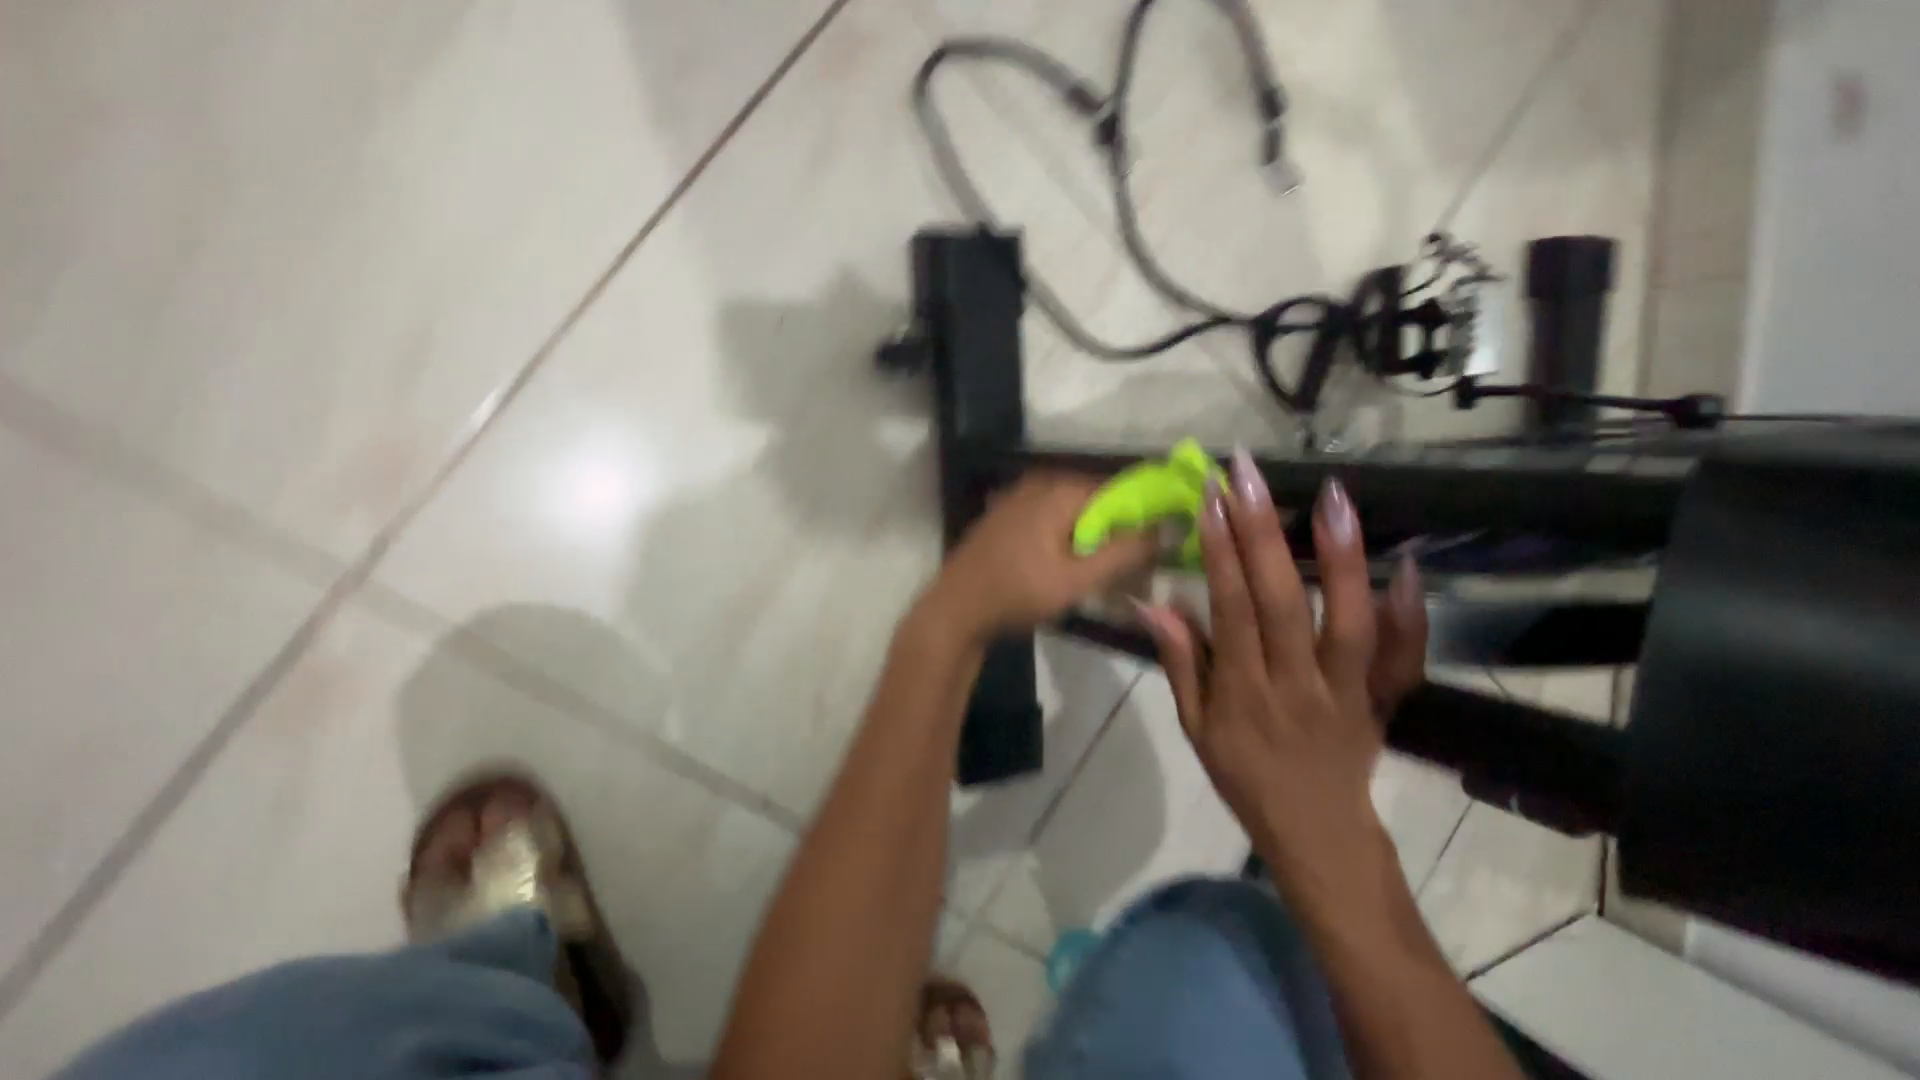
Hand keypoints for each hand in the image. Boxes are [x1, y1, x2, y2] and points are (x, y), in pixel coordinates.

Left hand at [922, 472, 1158, 643]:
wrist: (954, 610)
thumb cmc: (1017, 593)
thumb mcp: (1077, 579)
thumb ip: (1126, 553)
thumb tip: (1172, 529)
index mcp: (1060, 490)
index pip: (1121, 491)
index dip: (1144, 516)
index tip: (1161, 546)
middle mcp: (1040, 483)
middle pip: (1096, 501)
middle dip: (1118, 530)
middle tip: (1136, 567)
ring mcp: (1018, 498)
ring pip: (1072, 513)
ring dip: (1092, 538)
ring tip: (1107, 573)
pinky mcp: (1006, 517)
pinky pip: (1050, 520)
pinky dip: (1066, 539)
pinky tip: (1071, 567)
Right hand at [1133, 450, 1427, 892]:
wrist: (1316, 832)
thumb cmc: (1244, 777)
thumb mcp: (1195, 729)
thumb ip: (1179, 663)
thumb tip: (1151, 601)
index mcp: (1242, 696)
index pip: (1229, 612)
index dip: (1218, 552)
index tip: (1210, 496)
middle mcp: (1296, 686)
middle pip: (1282, 603)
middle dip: (1262, 531)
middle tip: (1248, 472)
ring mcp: (1346, 692)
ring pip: (1349, 621)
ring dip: (1340, 555)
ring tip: (1332, 495)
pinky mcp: (1383, 697)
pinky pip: (1404, 657)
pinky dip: (1411, 612)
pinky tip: (1407, 564)